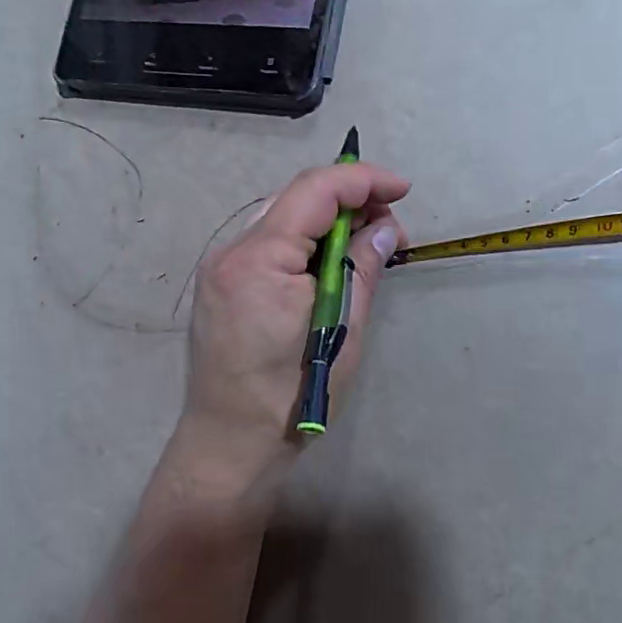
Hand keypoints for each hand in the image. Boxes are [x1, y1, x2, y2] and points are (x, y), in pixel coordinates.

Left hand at [177, 162, 408, 478]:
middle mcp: (231, 253)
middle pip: (294, 199)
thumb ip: (362, 271)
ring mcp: (219, 268)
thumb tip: (385, 229)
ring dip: (325, 222)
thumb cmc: (293, 398)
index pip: (314, 192)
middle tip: (389, 225)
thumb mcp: (342, 334)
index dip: (363, 179)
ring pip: (280, 219)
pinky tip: (326, 264)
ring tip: (364, 246)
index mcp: (259, 261)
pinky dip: (301, 243)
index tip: (402, 190)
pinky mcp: (219, 285)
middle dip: (347, 199)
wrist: (229, 443)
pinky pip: (266, 244)